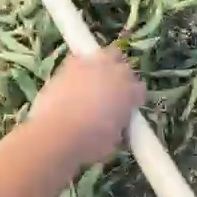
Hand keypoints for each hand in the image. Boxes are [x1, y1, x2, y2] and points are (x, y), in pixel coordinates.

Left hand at [27, 48, 145, 165]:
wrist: (57, 132)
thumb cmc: (89, 142)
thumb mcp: (113, 140)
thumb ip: (118, 125)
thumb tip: (115, 122)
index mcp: (130, 93)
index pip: (139, 89)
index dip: (133, 99)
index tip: (126, 108)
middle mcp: (116, 73)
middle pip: (125, 68)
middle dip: (121, 78)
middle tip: (112, 93)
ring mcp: (93, 64)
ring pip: (107, 54)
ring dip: (105, 64)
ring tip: (95, 79)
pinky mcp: (71, 63)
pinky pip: (81, 57)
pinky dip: (80, 66)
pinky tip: (75, 79)